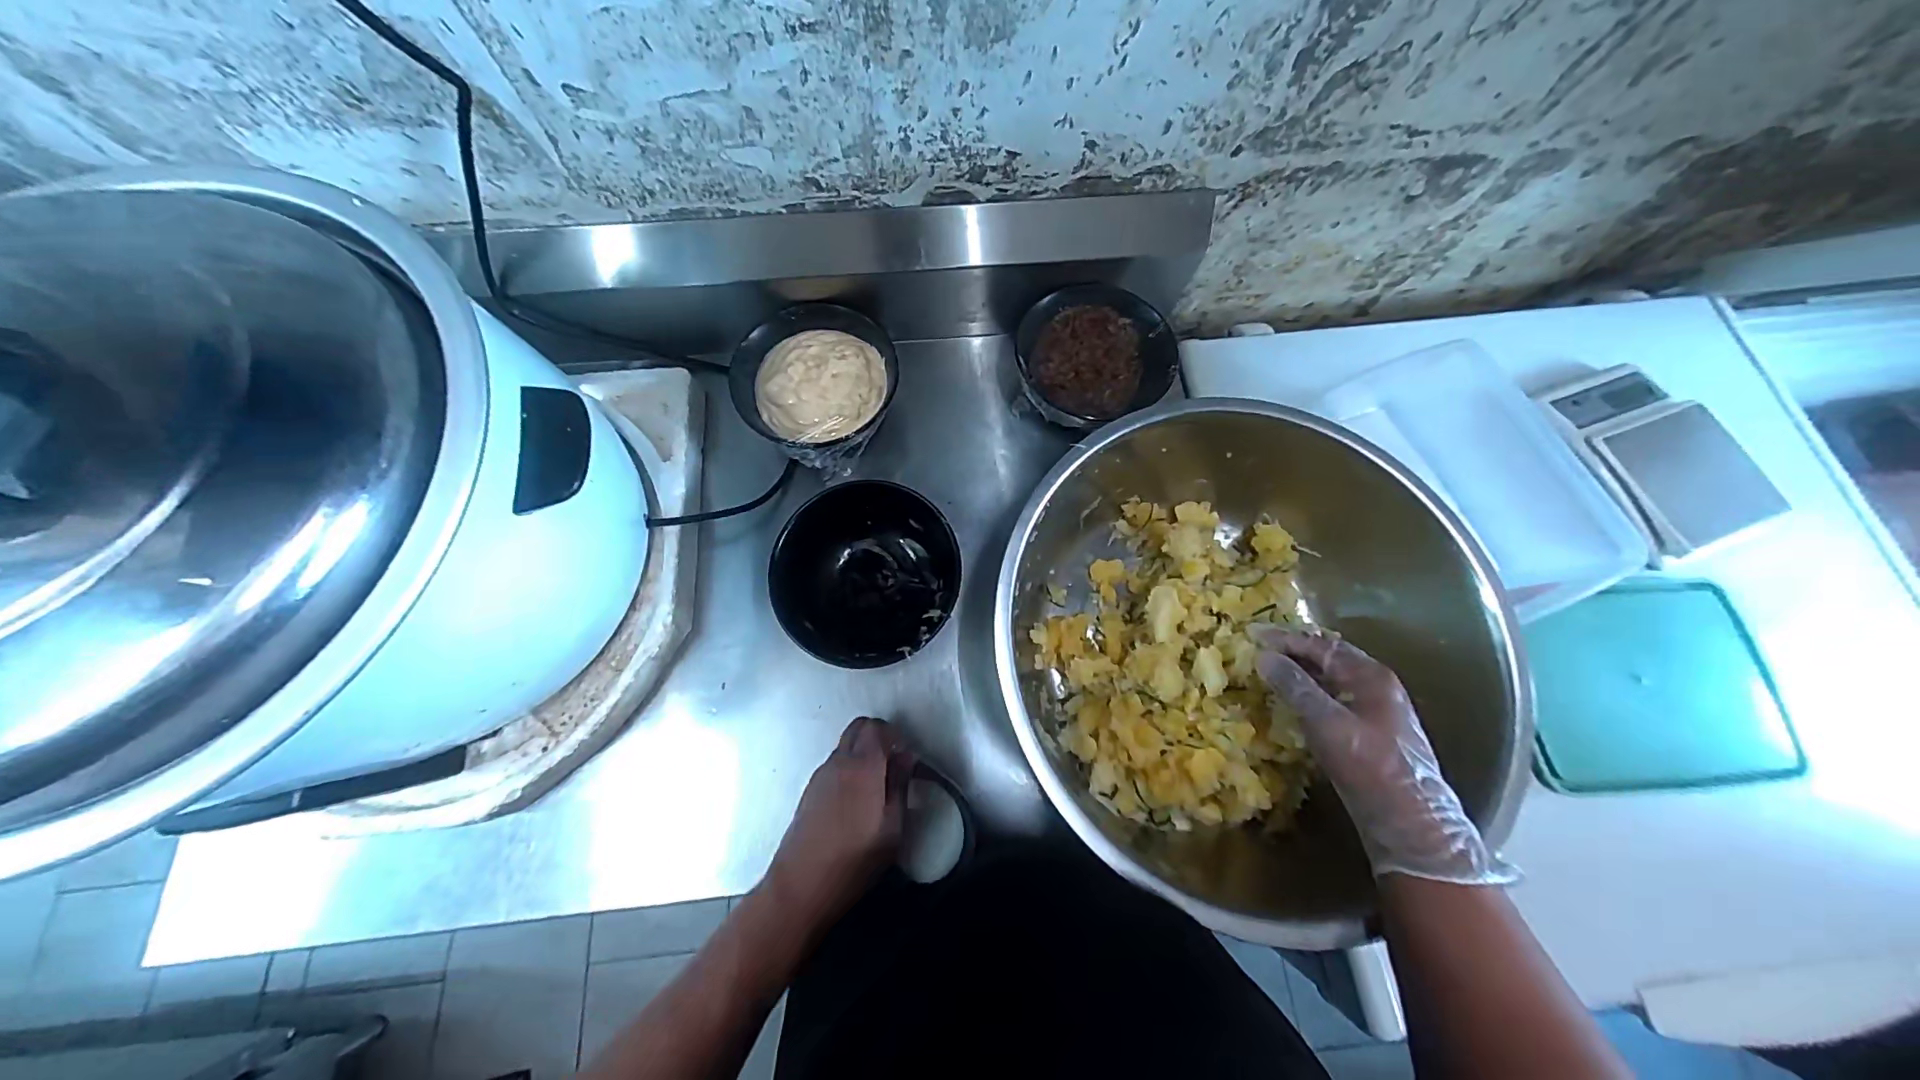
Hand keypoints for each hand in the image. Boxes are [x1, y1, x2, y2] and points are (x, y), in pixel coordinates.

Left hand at [763, 716, 913, 924]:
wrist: (799, 887)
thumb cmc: (854, 860)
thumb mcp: (892, 828)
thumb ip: (900, 785)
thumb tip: (906, 756)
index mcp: (861, 766)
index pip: (875, 727)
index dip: (894, 735)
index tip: (904, 756)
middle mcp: (837, 763)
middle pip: (857, 729)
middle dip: (878, 737)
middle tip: (893, 764)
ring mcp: (819, 776)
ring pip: (844, 748)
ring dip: (862, 755)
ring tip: (876, 789)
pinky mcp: (808, 792)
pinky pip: (834, 767)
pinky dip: (848, 770)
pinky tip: (855, 803)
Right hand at [1250, 625, 1515, 885]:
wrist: (1412, 826)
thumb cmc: (1372, 769)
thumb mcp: (1328, 723)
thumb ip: (1296, 687)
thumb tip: (1264, 656)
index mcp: (1371, 676)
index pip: (1321, 645)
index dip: (1285, 638)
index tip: (1251, 634)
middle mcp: (1376, 687)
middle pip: (1328, 658)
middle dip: (1291, 651)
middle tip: (1256, 650)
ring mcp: (1374, 711)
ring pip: (1329, 680)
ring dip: (1298, 673)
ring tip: (1266, 671)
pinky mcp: (1368, 734)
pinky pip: (1331, 700)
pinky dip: (1307, 694)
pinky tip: (1289, 703)